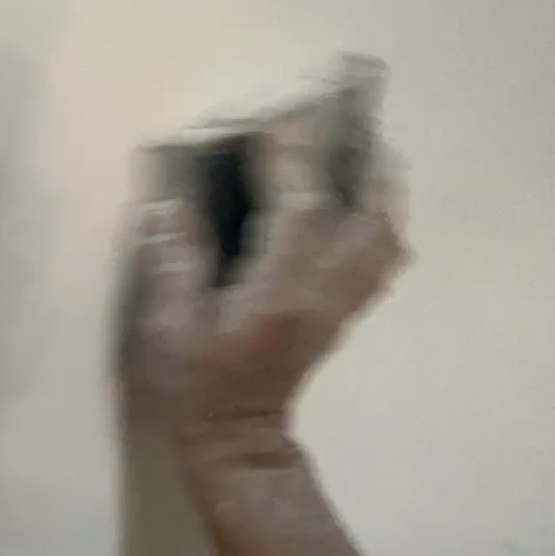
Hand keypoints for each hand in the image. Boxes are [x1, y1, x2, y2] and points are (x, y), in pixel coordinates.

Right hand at [124, 106, 407, 450]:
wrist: (235, 435)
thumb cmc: (196, 381)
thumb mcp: (170, 325)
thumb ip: (177, 263)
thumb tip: (174, 205)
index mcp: (278, 292)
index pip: (299, 209)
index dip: (289, 159)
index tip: (274, 120)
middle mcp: (323, 291)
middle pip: (364, 212)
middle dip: (353, 160)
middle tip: (339, 122)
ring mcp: (341, 302)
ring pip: (384, 233)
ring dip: (380, 188)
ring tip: (361, 155)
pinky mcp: (343, 312)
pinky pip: (382, 258)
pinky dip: (381, 223)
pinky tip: (362, 210)